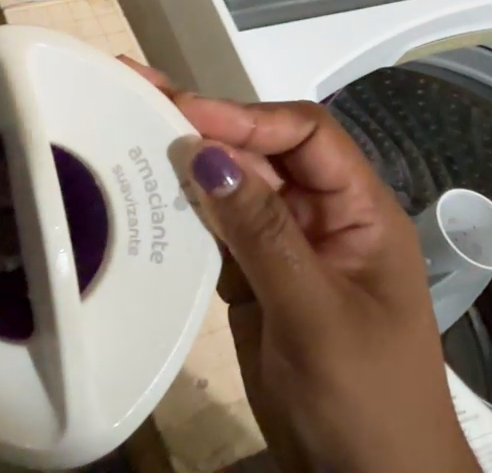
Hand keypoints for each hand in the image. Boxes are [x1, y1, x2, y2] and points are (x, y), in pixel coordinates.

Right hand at [126, 60, 478, 472]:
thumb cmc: (365, 399)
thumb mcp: (316, 314)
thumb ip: (261, 233)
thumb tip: (206, 155)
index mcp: (358, 211)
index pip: (306, 136)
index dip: (248, 117)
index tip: (186, 113)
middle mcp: (319, 217)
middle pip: (261, 152)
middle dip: (205, 125)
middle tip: (136, 93)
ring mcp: (283, 249)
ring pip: (231, 188)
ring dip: (184, 161)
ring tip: (126, 124)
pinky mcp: (252, 280)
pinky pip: (213, 230)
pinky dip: (179, 211)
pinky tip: (141, 191)